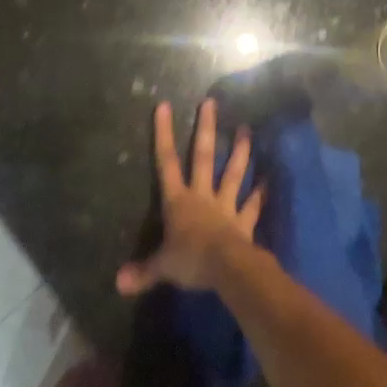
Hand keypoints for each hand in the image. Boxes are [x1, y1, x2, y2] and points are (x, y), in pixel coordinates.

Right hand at [116, 99, 263, 294]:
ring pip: (233, 174)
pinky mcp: (244, 223)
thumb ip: (142, 272)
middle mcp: (202, 196)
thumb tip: (117, 283)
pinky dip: (261, 195)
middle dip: (206, 130)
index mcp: (178, 201)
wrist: (227, 269)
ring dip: (240, 152)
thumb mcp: (162, 267)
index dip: (164, 134)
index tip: (164, 106)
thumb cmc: (191, 261)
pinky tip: (268, 181)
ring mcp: (226, 207)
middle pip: (203, 157)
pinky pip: (252, 207)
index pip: (166, 162)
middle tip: (210, 103)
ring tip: (246, 129)